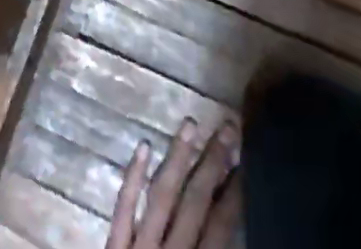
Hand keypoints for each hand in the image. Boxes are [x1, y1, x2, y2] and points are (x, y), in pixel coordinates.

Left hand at [107, 118, 241, 248]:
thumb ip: (215, 247)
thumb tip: (230, 218)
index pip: (222, 224)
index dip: (236, 191)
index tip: (245, 157)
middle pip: (195, 201)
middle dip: (212, 162)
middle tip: (228, 126)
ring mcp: (141, 244)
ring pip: (162, 194)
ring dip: (178, 158)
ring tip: (190, 123)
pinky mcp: (115, 244)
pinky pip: (124, 207)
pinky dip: (134, 176)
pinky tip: (144, 144)